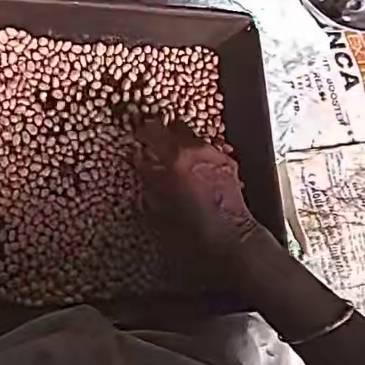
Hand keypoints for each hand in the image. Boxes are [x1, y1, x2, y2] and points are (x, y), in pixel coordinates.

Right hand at [134, 121, 265, 254]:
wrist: (230, 238)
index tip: (134, 140)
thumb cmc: (191, 230)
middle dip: (158, 132)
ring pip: (190, 136)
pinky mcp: (227, 162)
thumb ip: (149, 182)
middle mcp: (194, 150)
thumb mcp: (159, 209)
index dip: (139, 135)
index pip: (149, 134)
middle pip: (170, 126)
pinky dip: (196, 155)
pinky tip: (193, 169)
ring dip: (178, 142)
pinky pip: (206, 149)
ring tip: (172, 157)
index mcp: (173, 159)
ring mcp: (213, 154)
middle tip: (149, 140)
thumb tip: (143, 168)